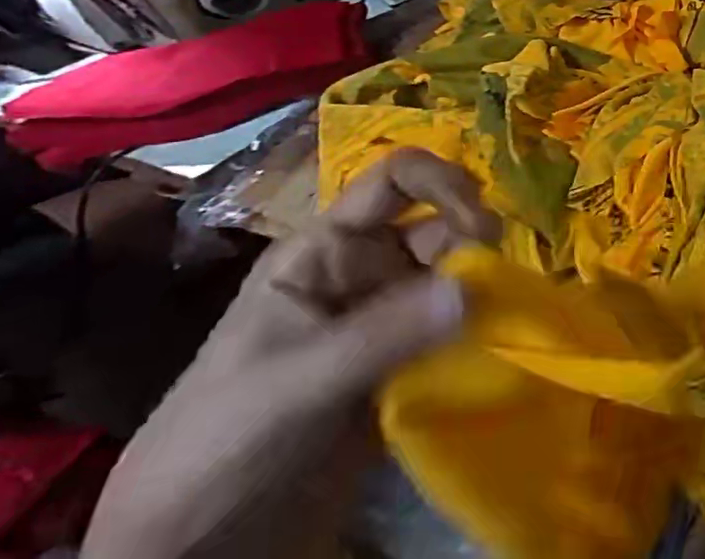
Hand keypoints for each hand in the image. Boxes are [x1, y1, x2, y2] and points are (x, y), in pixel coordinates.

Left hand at [82, 149, 498, 558]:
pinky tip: (503, 335)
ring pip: (459, 271)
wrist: (198, 540)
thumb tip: (473, 283)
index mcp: (326, 251)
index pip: (394, 181)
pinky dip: (487, 319)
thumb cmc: (222, 440)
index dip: (442, 182)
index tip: (480, 222)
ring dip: (487, 282)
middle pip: (441, 224)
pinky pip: (463, 318)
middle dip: (477, 240)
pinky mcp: (413, 353)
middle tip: (497, 278)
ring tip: (506, 311)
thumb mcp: (295, 382)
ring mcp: (391, 312)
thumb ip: (383, 332)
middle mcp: (367, 268)